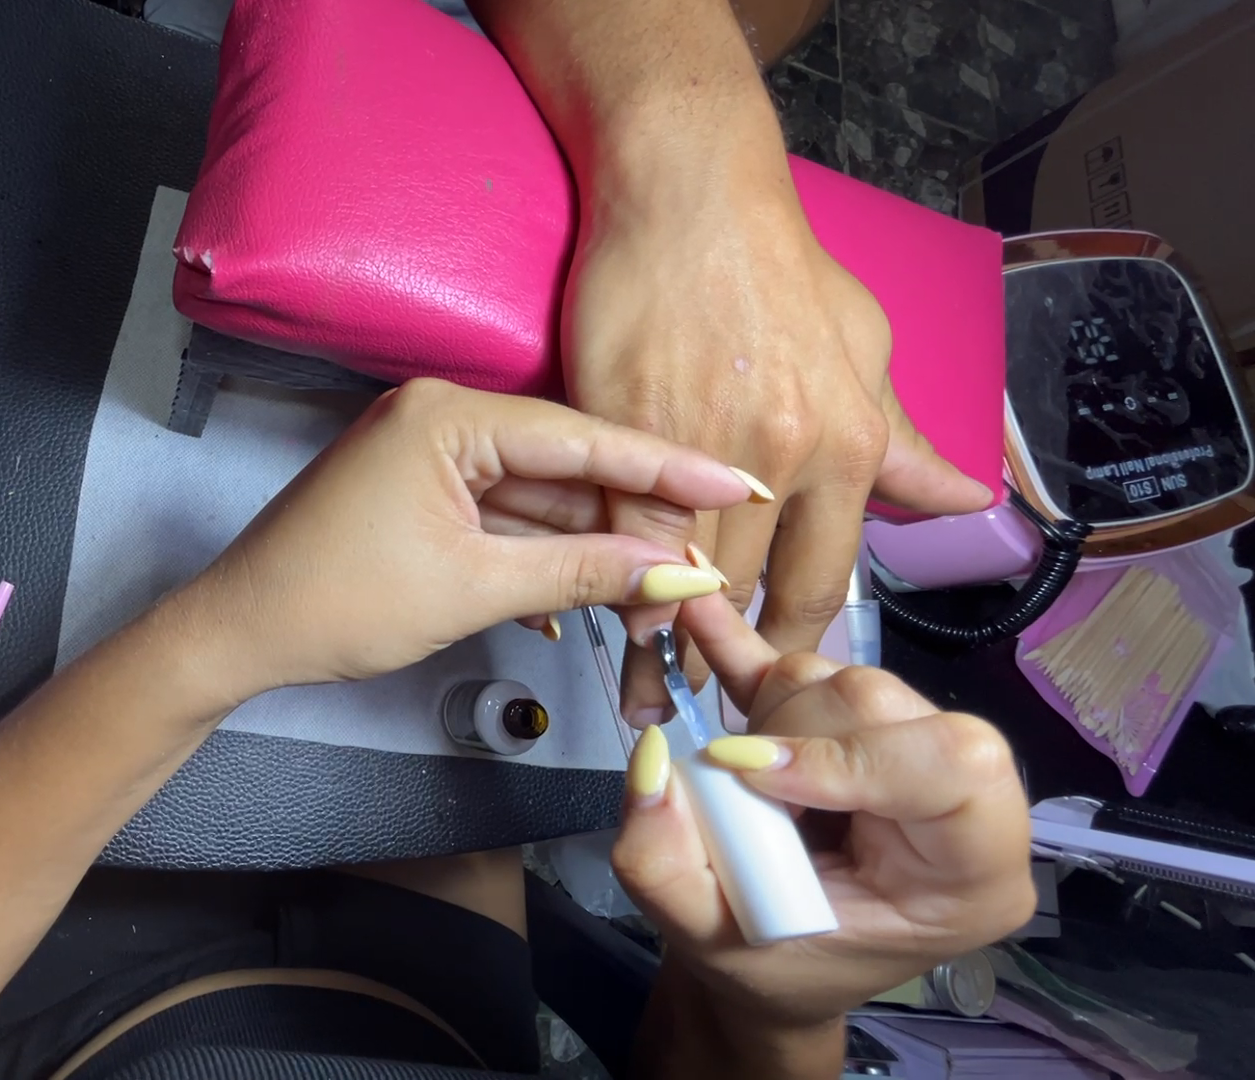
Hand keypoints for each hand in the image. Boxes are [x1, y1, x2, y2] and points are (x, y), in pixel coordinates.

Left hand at [168, 379, 747, 701]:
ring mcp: (428, 455)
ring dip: (587, 546)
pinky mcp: (419, 492)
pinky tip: (582, 596)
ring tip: (655, 591)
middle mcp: (441, 417)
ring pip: (533, 496)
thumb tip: (675, 573)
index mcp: (449, 416)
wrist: (242, 631)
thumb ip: (580, 572)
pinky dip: (537, 553)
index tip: (745, 482)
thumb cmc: (342, 604)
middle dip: (627, 520)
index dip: (668, 465)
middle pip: (563, 464)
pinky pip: (497, 516)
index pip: (582, 436)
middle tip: (696, 567)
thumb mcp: (472, 588)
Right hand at [564, 161, 994, 712]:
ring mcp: (697, 450)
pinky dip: (615, 580)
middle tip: (701, 705)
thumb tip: (954, 500)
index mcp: (844, 444)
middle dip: (722, 656)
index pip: (819, 577)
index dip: (790, 636)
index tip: (768, 674)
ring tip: (647, 694)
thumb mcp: (858, 340)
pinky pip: (623, 531)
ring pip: (682, 572)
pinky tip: (604, 619)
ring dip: (663, 638)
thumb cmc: (767, 265)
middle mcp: (780, 460)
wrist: (684, 203)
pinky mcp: (625, 434)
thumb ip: (896, 433)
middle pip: (745, 588)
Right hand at [612, 593, 1034, 1030]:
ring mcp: (894, 751)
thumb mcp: (701, 935)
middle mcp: (951, 801)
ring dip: (761, 708)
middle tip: (730, 779)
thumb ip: (662, 860)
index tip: (742, 770)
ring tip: (729, 766)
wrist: (765, 952)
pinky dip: (737, 639)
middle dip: (785, 729)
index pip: (952, 767)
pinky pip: (789, 664)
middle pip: (881, 703)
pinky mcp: (833, 724)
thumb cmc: (758, 959)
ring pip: (832, 676)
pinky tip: (698, 611)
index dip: (842, 753)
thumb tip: (650, 751)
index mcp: (961, 874)